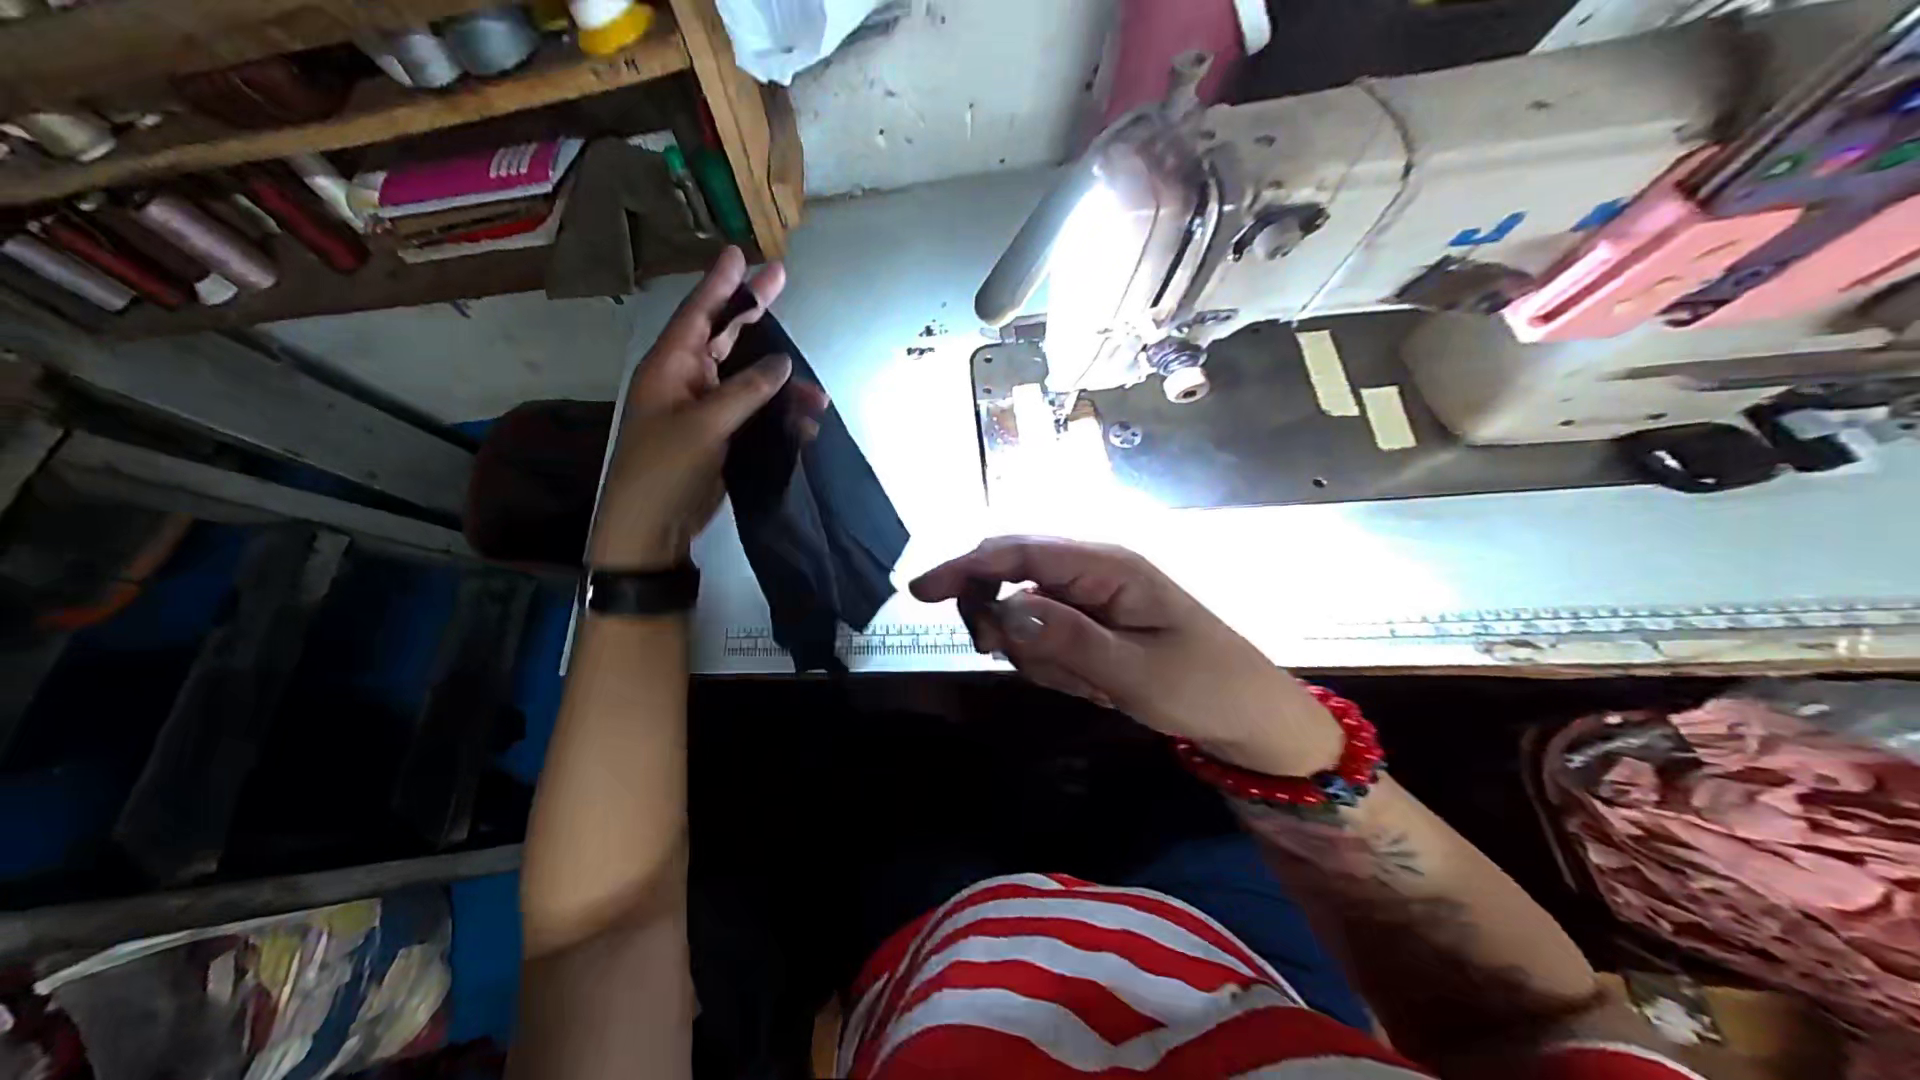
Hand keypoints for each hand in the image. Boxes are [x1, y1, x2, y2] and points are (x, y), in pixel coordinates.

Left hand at [588, 247, 827, 569]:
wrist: (654, 526)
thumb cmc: (665, 468)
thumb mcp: (704, 424)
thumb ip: (745, 390)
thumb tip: (782, 362)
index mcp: (670, 367)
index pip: (698, 314)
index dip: (721, 284)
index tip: (741, 254)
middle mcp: (688, 380)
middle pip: (726, 337)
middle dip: (755, 314)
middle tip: (781, 278)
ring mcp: (706, 409)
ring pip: (750, 381)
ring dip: (782, 385)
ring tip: (817, 394)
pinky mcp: (722, 436)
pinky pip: (756, 414)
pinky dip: (780, 417)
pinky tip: (805, 424)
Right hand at [910, 536, 1342, 775]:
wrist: (1250, 716)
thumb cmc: (1205, 687)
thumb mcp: (1136, 673)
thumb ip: (1068, 639)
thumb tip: (1003, 609)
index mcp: (1108, 566)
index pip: (1020, 550)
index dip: (966, 565)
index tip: (919, 591)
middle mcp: (1094, 571)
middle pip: (1013, 577)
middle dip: (1003, 620)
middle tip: (1016, 661)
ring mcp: (1093, 597)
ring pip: (1025, 614)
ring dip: (1037, 652)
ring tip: (1085, 684)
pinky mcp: (1094, 623)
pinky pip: (1046, 636)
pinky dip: (1052, 664)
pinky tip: (1090, 685)